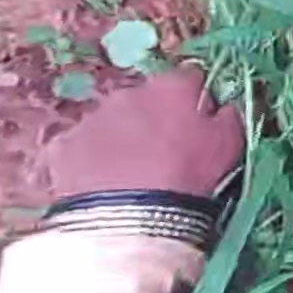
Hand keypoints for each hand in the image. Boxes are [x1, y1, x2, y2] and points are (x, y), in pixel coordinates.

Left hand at [47, 70, 244, 197]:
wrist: (133, 215)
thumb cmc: (191, 172)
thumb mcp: (231, 141)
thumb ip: (229, 114)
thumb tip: (225, 105)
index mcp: (171, 88)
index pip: (190, 77)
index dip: (199, 97)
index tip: (205, 117)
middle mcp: (127, 93)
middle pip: (147, 97)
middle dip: (157, 115)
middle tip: (169, 146)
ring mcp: (90, 118)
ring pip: (114, 120)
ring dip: (126, 134)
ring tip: (137, 167)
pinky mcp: (62, 146)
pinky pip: (83, 144)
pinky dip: (95, 156)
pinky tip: (107, 178)